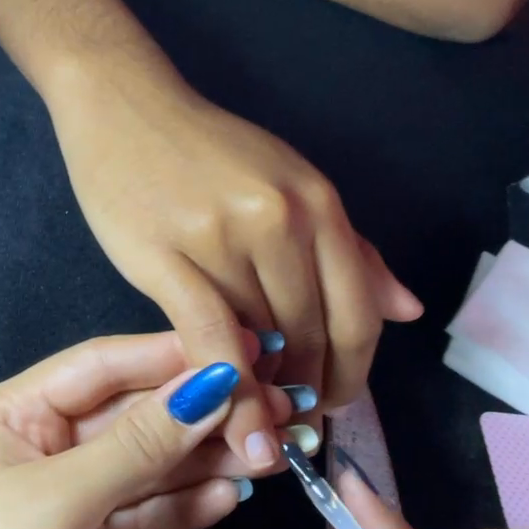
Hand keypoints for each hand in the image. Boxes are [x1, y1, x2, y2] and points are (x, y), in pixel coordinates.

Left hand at [0, 332, 285, 528]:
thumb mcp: (56, 504)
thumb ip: (136, 446)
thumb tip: (210, 385)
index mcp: (12, 413)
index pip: (102, 365)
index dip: (172, 355)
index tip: (244, 353)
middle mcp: (40, 446)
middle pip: (131, 413)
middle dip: (199, 411)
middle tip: (276, 413)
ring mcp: (67, 501)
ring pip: (146, 465)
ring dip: (204, 458)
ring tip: (270, 453)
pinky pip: (145, 515)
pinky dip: (185, 506)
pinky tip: (230, 497)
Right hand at [48, 73, 421, 469]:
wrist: (122, 107)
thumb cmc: (202, 149)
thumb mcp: (289, 183)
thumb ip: (350, 248)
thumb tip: (406, 309)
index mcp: (318, 203)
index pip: (357, 312)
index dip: (353, 372)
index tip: (333, 404)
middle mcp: (282, 219)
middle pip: (310, 333)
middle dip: (306, 389)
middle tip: (289, 422)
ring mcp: (224, 237)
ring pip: (259, 338)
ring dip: (263, 390)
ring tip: (254, 417)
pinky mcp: (166, 255)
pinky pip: (209, 332)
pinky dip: (224, 382)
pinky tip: (223, 416)